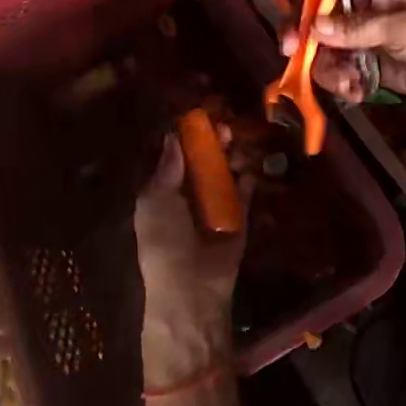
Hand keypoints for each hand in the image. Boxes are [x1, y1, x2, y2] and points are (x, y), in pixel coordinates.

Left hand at [135, 135, 244, 390]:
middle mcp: (190, 196)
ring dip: (232, 157)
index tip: (200, 116)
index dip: (187, 138)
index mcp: (165, 191)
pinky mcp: (239, 220)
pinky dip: (249, 180)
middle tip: (224, 127)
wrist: (191, 289)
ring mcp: (216, 207)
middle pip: (204, 162)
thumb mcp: (154, 202)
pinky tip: (250, 165)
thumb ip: (166, 170)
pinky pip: (245, 195)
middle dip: (213, 144)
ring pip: (226, 174)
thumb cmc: (164, 242)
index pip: (178, 158)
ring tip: (237, 140)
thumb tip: (172, 136)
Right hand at [277, 0, 405, 104]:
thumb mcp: (402, 28)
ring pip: (321, 50)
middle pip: (312, 16)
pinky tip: (356, 92)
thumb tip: (314, 26)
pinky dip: (341, 83)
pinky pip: (337, 72)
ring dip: (326, 69)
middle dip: (301, 34)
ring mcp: (358, 40)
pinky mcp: (363, 66)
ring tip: (347, 84)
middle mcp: (357, 11)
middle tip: (291, 52)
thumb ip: (356, 29)